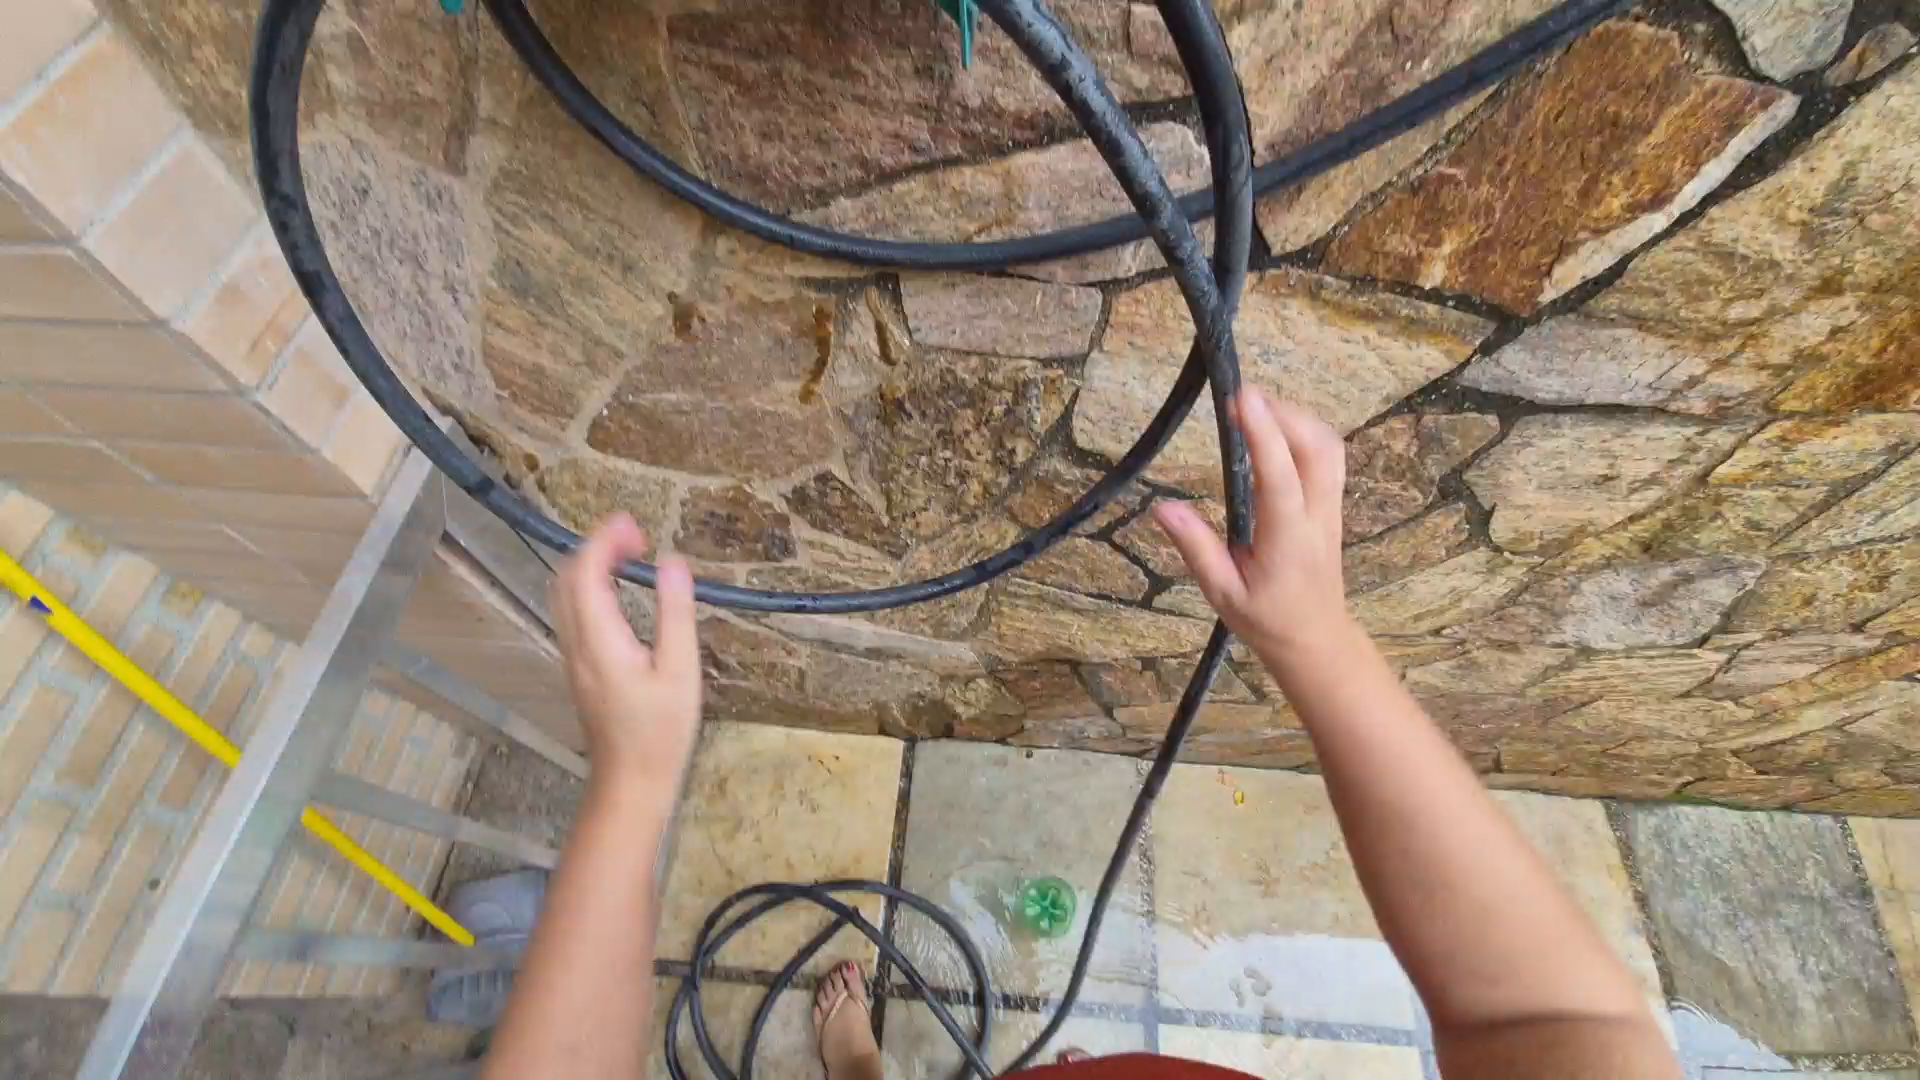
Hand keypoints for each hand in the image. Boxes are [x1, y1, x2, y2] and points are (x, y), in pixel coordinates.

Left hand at [550, 515, 700, 793]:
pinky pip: (573, 613)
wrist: (631, 780)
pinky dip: (591, 587)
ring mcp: (573, 657)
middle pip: (565, 580)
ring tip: (630, 554)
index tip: (633, 524)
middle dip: (594, 546)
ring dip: (590, 565)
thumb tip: (673, 563)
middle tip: (636, 536)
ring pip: (564, 596)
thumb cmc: (662, 730)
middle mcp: (576, 644)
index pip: (584, 574)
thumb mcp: (681, 670)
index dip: (602, 540)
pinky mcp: (581, 667)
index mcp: (599, 640)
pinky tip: (620, 590)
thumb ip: (675, 613)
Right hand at [1152, 388, 1357, 670]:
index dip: (1263, 435)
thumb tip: (1161, 507)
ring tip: (1258, 409)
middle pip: (1317, 448)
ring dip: (1298, 419)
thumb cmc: (1265, 619)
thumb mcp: (1221, 591)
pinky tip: (1278, 432)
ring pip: (1329, 448)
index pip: (1278, 477)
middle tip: (1244, 399)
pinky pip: (1328, 457)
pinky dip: (1305, 433)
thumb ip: (1196, 547)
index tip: (1243, 398)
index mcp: (1287, 538)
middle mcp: (1316, 516)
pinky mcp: (1331, 506)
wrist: (1315, 640)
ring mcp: (1330, 509)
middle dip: (1284, 414)